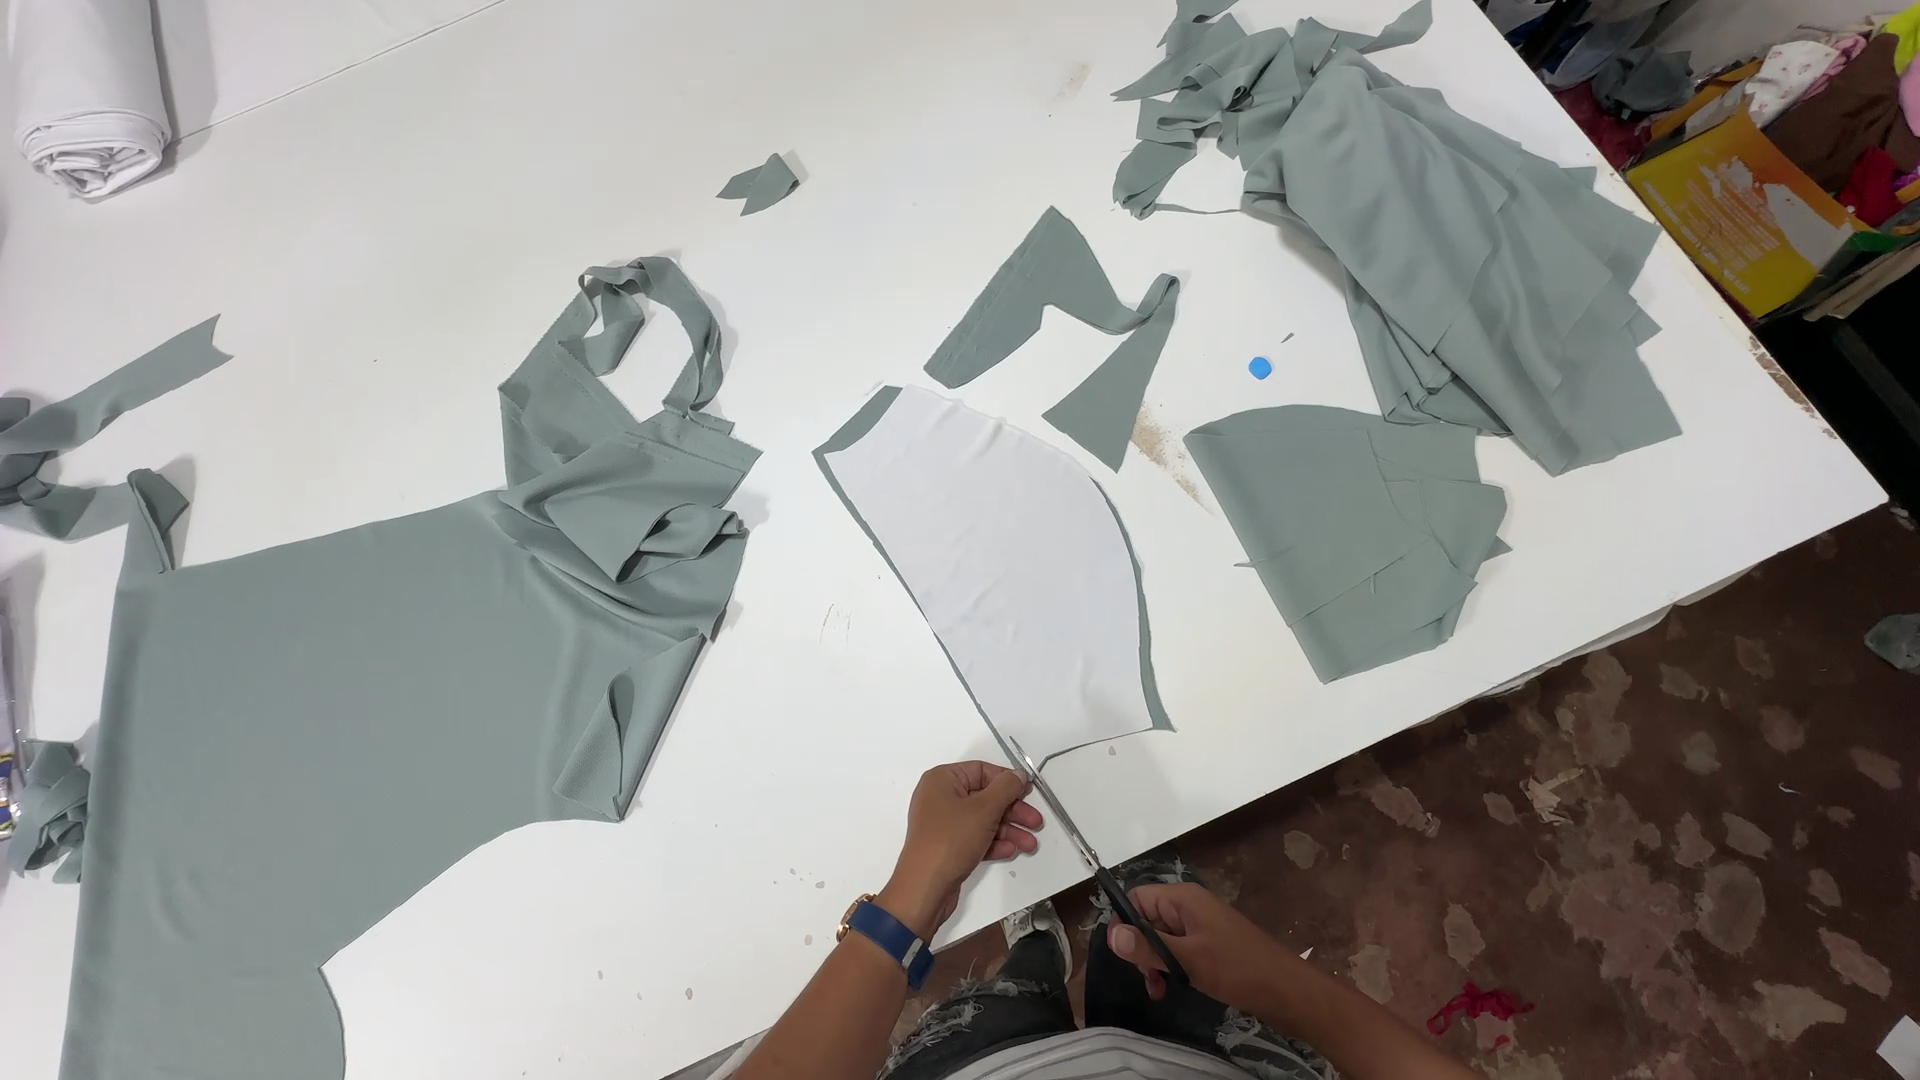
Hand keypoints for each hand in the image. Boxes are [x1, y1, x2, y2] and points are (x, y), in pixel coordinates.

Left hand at [877, 762, 1042, 938]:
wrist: (924, 888)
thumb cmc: (952, 839)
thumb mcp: (984, 809)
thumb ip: (1006, 788)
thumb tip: (1018, 774)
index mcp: (943, 779)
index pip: (981, 771)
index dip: (1007, 780)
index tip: (1029, 792)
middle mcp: (941, 797)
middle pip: (985, 797)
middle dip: (1013, 811)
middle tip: (1036, 823)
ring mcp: (943, 823)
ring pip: (982, 820)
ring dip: (1008, 830)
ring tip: (1030, 844)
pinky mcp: (947, 846)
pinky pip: (975, 837)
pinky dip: (993, 843)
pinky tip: (1011, 851)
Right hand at [1106, 882, 1288, 1005]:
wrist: (1288, 992)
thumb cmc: (1237, 968)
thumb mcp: (1188, 960)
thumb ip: (1148, 947)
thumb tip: (1111, 935)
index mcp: (1182, 898)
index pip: (1136, 898)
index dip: (1123, 922)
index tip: (1122, 954)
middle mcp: (1188, 906)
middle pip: (1147, 917)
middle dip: (1140, 947)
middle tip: (1146, 977)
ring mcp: (1200, 925)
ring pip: (1161, 937)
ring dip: (1154, 960)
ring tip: (1158, 989)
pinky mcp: (1209, 945)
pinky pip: (1178, 949)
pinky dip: (1170, 966)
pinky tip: (1171, 988)